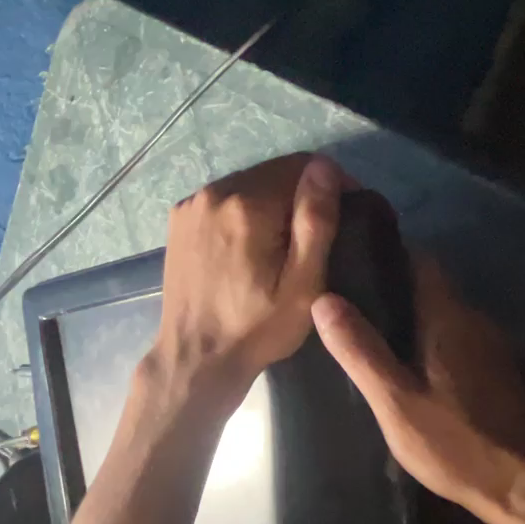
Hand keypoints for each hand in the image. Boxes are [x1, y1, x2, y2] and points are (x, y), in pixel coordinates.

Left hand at [150, 153, 343, 396]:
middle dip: (300, 194)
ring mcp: (192, 205)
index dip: (330, 184)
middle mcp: (215, 191)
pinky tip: (251, 247)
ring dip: (272, 202)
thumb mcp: (303, 283)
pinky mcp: (179, 220)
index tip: (344, 214)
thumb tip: (325, 168)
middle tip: (317, 235)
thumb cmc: (258, 327)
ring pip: (249, 184)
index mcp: (248, 202)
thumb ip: (316, 221)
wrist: (196, 359)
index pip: (302, 165)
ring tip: (285, 243)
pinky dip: (244, 213)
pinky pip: (225, 200)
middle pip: (274, 173)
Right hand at [312, 256, 524, 523]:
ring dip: (410, 316)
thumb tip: (324, 299)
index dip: (386, 254)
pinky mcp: (494, 371)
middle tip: (347, 300)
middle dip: (391, 287)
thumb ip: (361, 350)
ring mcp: (489, 345)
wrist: (524, 484)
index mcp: (449, 316)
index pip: (420, 260)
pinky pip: (455, 338)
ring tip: (367, 330)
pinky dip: (428, 340)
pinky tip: (405, 364)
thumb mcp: (396, 401)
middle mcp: (474, 319)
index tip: (351, 258)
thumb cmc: (456, 442)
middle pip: (430, 286)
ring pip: (442, 314)